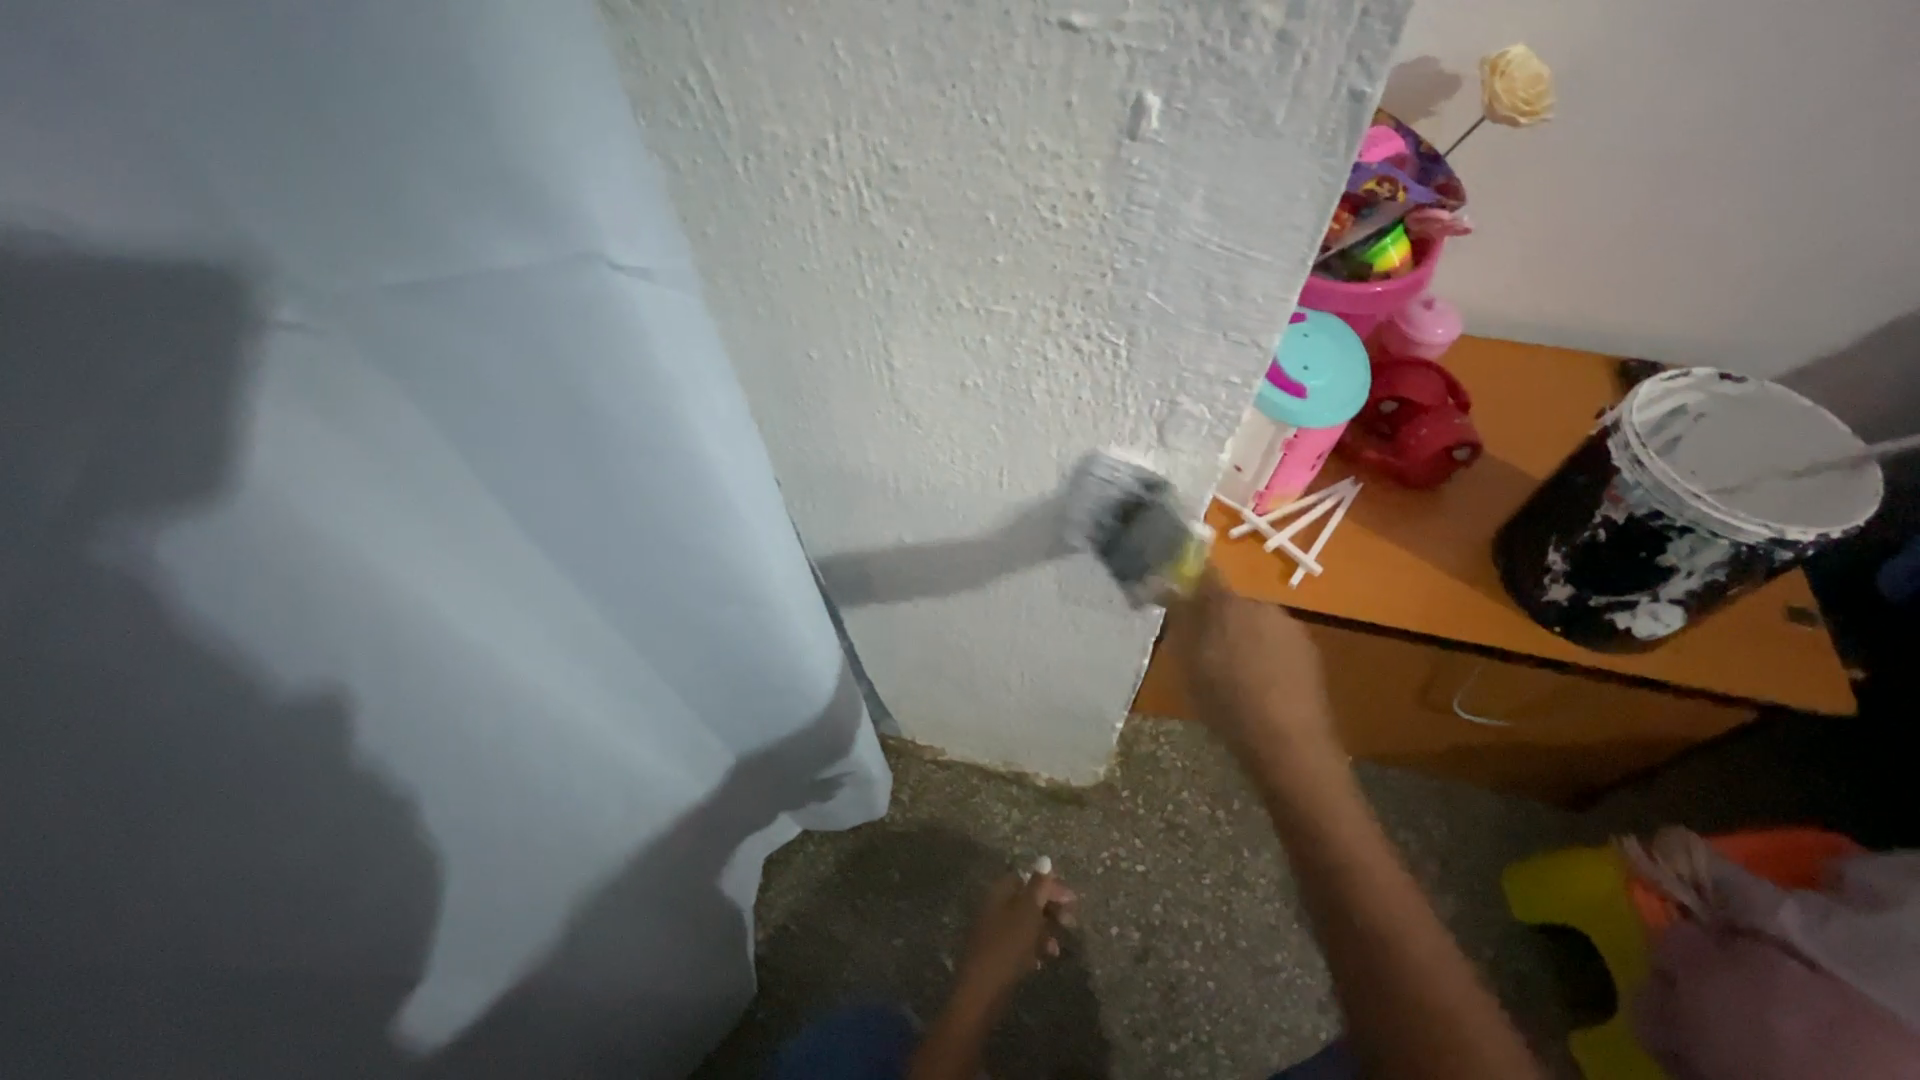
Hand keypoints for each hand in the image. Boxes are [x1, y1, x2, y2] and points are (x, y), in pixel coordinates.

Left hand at [953, 869, 1076, 1008]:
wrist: (981, 991)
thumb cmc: (1007, 947)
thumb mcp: (1027, 913)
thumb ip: (1038, 886)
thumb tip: (1045, 858)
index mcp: (998, 893)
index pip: (1026, 879)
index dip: (1049, 887)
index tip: (1072, 900)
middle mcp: (993, 908)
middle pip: (1026, 901)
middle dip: (1049, 910)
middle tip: (1070, 923)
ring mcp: (992, 932)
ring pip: (1024, 924)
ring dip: (1044, 932)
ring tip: (1056, 949)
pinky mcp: (994, 954)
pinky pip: (1018, 944)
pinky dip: (1032, 949)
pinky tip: (1042, 961)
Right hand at [1165, 571, 1337, 761]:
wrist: (1287, 741)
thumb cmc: (1225, 700)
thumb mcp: (1187, 662)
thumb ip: (1180, 619)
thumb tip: (1170, 587)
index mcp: (1228, 603)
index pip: (1205, 576)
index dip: (1190, 587)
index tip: (1178, 604)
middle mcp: (1263, 605)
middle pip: (1233, 603)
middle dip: (1217, 620)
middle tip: (1202, 652)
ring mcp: (1292, 629)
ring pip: (1257, 625)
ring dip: (1243, 639)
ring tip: (1233, 676)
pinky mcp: (1311, 654)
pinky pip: (1278, 645)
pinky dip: (1266, 658)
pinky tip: (1260, 688)